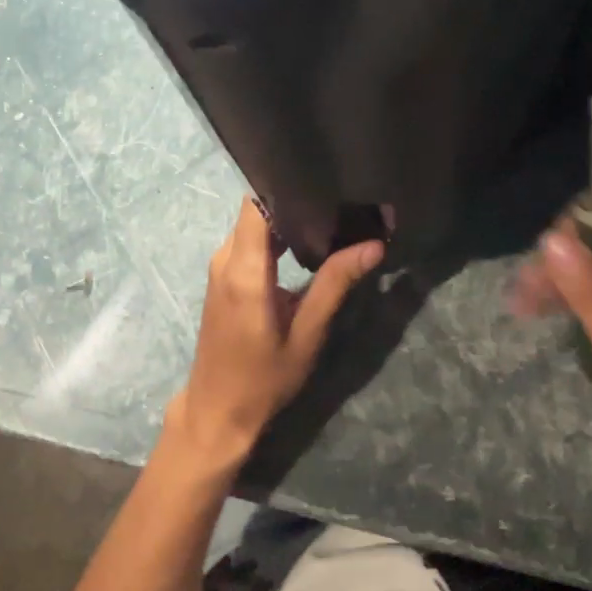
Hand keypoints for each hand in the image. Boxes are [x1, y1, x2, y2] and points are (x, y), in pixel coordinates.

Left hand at [168, 199, 384, 467]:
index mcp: (244, 269)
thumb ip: (335, 284)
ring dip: (287, 219)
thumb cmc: (263, 378)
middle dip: (295, 201)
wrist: (217, 410)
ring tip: (332, 217)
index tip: (324, 180)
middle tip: (341, 200)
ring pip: (254, 224)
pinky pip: (249, 241)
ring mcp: (221, 266)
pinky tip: (308, 242)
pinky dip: (276, 236)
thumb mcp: (306, 333)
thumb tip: (374, 244)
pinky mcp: (224, 276)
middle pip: (257, 209)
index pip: (257, 203)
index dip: (286, 186)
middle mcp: (225, 258)